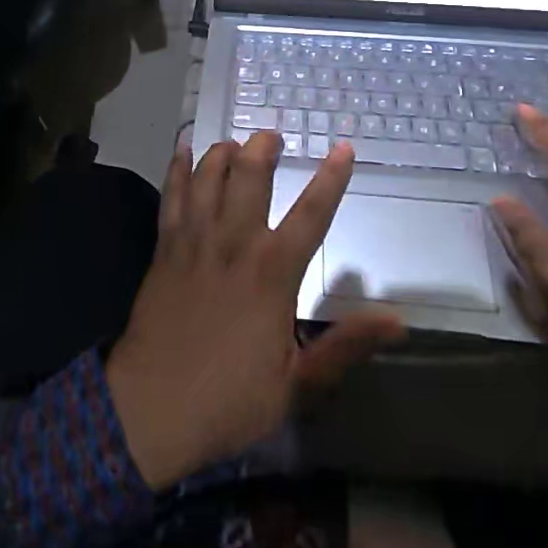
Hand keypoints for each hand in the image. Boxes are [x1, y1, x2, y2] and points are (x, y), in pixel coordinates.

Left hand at [105, 134, 404, 489]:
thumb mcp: (298, 384)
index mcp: (273, 273)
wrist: (149, 411)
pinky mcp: (165, 249)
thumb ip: (345, 346)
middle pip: (250, 176)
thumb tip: (397, 322)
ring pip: (209, 176)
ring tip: (236, 144)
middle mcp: (235, 244)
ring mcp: (195, 242)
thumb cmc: (229, 399)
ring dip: (223, 152)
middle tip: (273, 136)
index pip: (312, 214)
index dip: (331, 179)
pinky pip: (172, 196)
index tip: (344, 148)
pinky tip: (183, 149)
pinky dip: (178, 169)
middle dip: (264, 147)